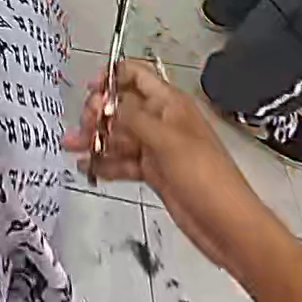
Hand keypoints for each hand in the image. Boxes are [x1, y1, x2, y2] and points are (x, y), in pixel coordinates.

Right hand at [61, 60, 281, 275]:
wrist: (228, 226)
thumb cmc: (206, 176)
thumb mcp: (166, 140)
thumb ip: (133, 118)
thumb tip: (107, 102)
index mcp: (170, 103)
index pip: (137, 75)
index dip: (113, 76)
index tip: (91, 87)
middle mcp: (162, 120)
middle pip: (122, 106)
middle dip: (99, 112)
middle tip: (83, 125)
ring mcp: (157, 147)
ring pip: (119, 135)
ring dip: (96, 139)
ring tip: (72, 145)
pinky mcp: (154, 172)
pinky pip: (123, 161)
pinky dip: (105, 163)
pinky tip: (86, 166)